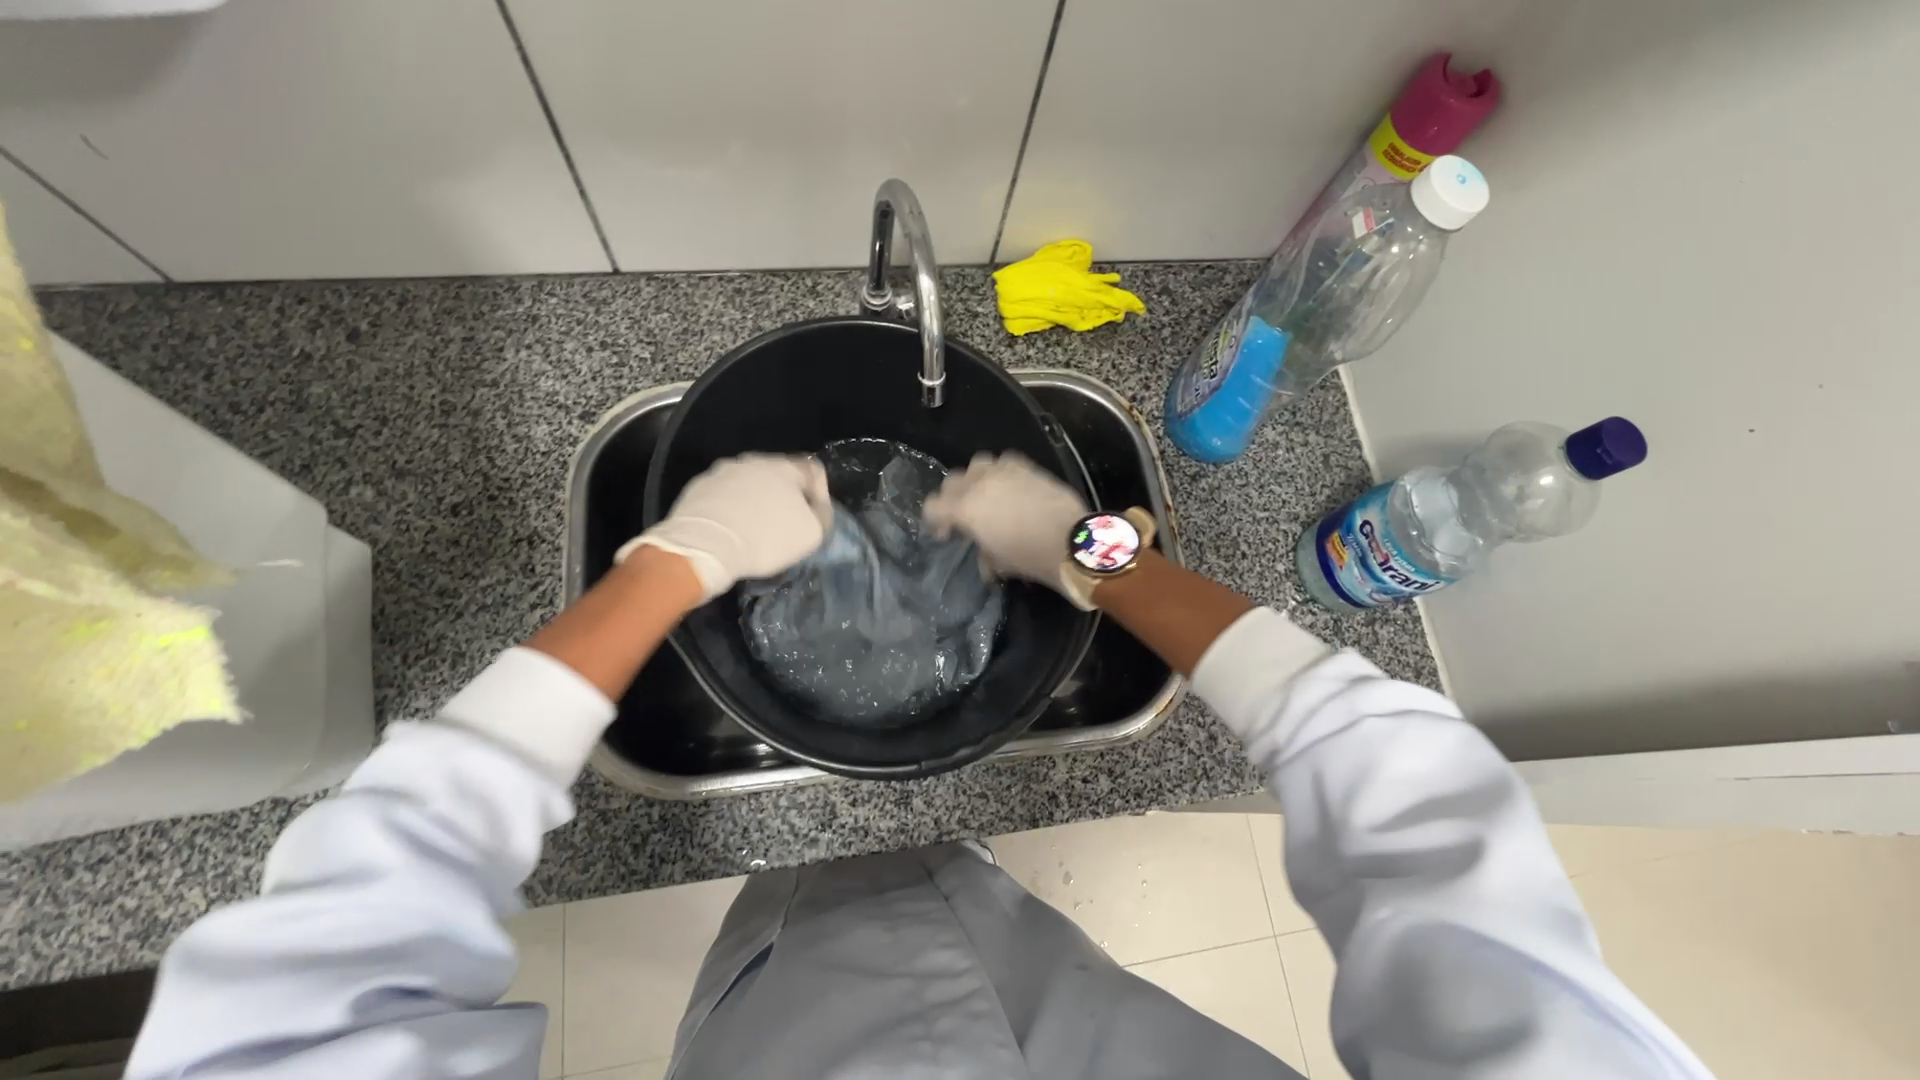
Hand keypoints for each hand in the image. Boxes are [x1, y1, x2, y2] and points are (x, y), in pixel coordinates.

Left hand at [618, 454, 832, 600]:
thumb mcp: (812, 534)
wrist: (705, 546)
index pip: (813, 470)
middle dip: (785, 496)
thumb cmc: (766, 538)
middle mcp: (753, 461)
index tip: (816, 516)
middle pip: (778, 475)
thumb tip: (817, 509)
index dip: (820, 493)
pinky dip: (731, 507)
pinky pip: (723, 495)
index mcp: (784, 467)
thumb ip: (821, 516)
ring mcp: (721, 472)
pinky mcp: (697, 488)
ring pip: (748, 483)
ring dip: (755, 500)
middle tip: (786, 523)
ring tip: (754, 528)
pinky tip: (731, 529)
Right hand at [923, 452, 1086, 590]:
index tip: (947, 535)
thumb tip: (985, 558)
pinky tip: (1010, 487)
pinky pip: (1004, 461)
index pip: (933, 506)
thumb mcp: (999, 563)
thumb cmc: (1031, 557)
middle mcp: (979, 483)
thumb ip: (983, 553)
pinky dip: (1001, 472)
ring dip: (975, 479)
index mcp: (965, 509)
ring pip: (977, 464)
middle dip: (952, 498)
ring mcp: (1004, 471)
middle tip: (963, 517)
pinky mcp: (1028, 467)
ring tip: (986, 496)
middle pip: (952, 481)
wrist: (1072, 542)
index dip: (934, 521)